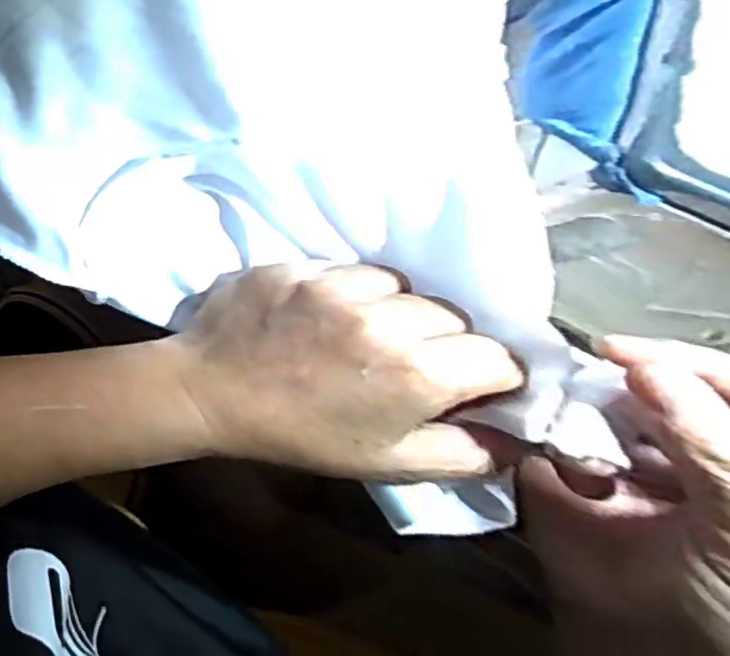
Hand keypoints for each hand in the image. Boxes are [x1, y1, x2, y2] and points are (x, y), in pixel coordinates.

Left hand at [170, 263, 525, 481]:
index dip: (486, 375)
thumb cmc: (299, 434)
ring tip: (362, 327)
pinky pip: (339, 268)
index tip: (461, 384)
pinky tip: (320, 311)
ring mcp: (327, 285)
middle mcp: (378, 316)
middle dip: (442, 338)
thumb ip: (469, 452)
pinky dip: (342, 287)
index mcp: (415, 369)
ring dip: (391, 304)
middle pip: (449, 314)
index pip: (496, 355)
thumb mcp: (391, 462)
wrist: (210, 391)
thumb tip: (519, 436)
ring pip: (394, 281)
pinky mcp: (289, 267)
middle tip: (405, 358)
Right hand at [523, 337, 729, 655]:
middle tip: (582, 383)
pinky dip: (548, 428)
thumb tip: (645, 367)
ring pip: (608, 404)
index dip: (703, 368)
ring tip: (569, 424)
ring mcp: (642, 462)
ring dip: (583, 407)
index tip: (623, 354)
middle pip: (675, 392)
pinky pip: (557, 428)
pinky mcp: (576, 468)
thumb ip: (724, 457)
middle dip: (628, 385)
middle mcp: (717, 458)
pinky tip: (556, 451)